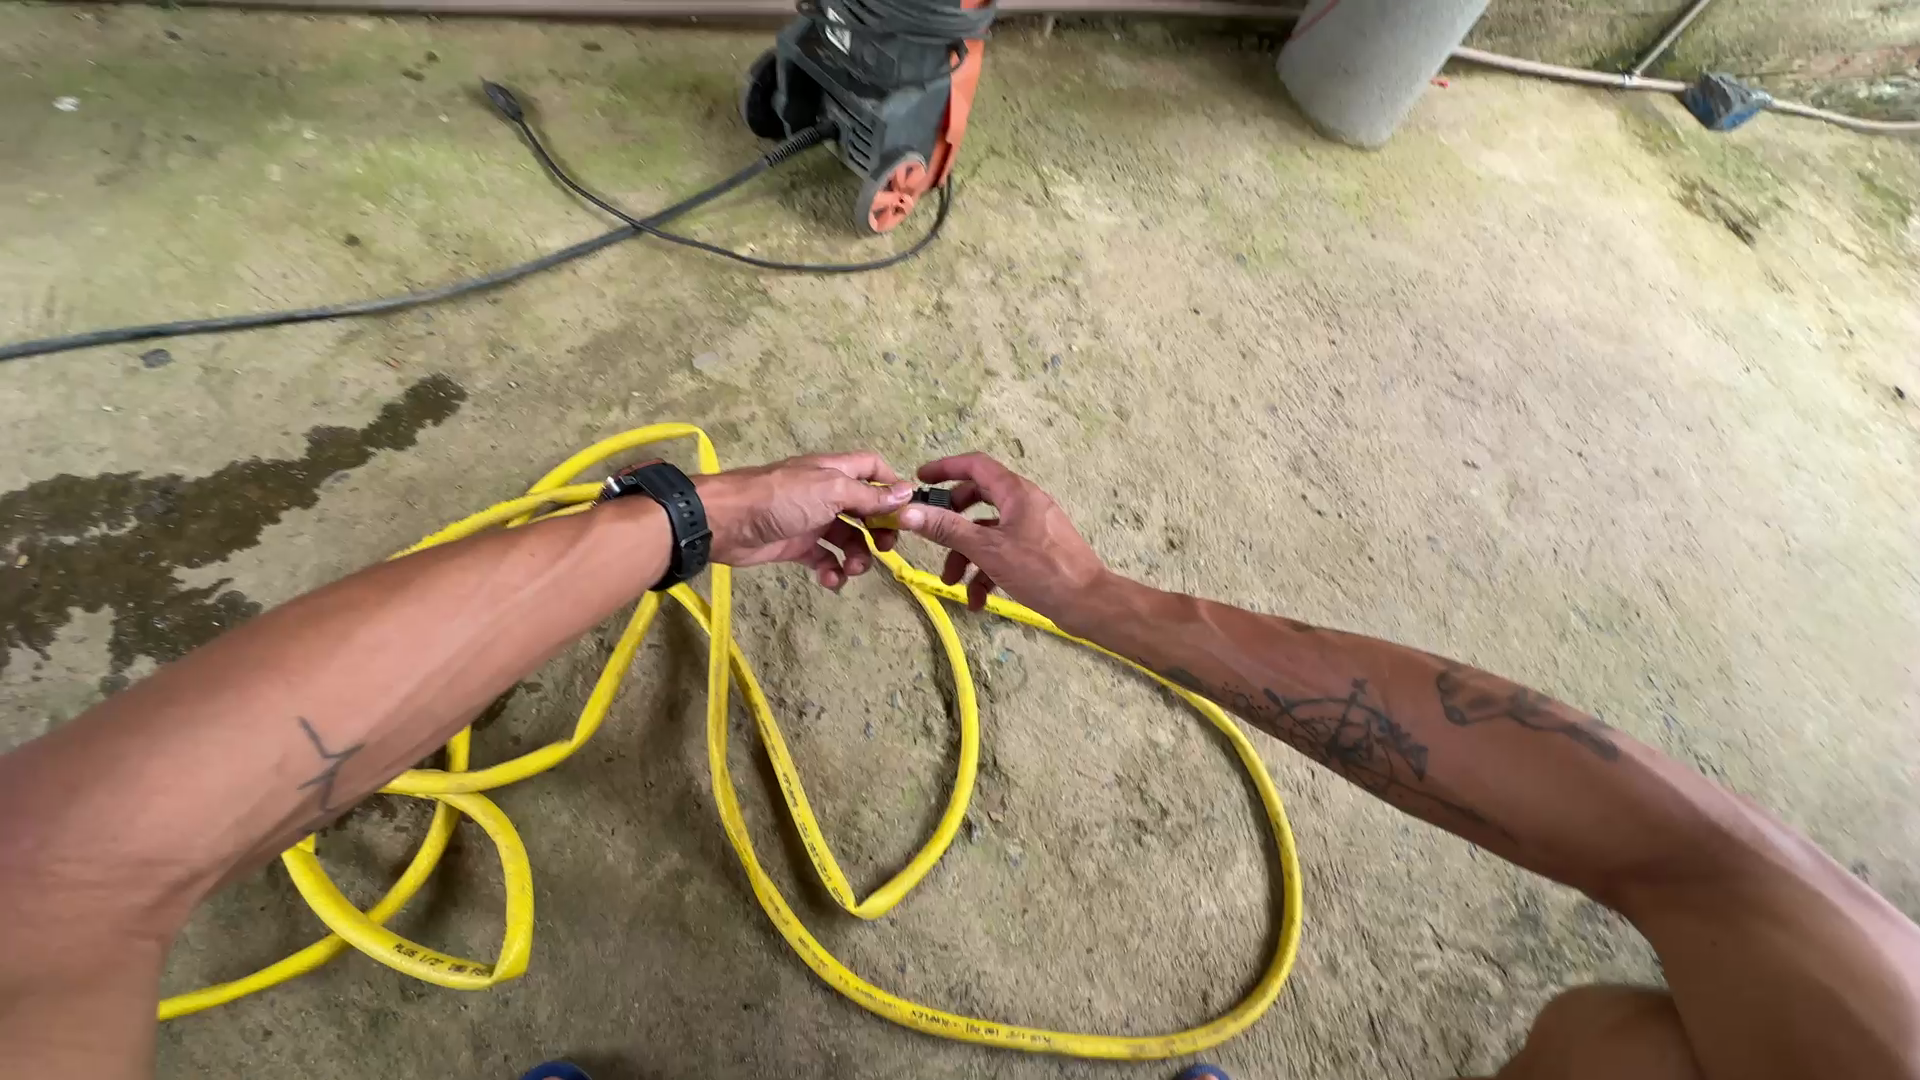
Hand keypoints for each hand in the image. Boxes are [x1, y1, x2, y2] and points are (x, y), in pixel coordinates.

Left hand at [695, 452, 913, 588]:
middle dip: (880, 530)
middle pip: (866, 509)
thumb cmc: (782, 498)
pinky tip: (829, 579)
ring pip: (849, 539)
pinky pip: (825, 560)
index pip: (872, 468)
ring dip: (857, 556)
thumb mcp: (831, 490)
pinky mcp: (797, 546)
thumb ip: (869, 495)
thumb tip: (907, 493)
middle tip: (886, 547)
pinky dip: (832, 571)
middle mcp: (827, 494)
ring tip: (852, 569)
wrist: (727, 522)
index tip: (906, 510)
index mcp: (835, 471)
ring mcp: (812, 521)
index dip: (891, 485)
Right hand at [895, 453, 1109, 618]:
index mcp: (1016, 492)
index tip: (920, 479)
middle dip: (952, 522)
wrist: (1088, 603)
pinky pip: (1003, 553)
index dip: (945, 468)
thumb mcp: (987, 549)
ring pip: (988, 533)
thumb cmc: (1041, 570)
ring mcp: (1032, 528)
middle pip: (978, 500)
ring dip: (966, 556)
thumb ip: (947, 530)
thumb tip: (908, 512)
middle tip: (933, 534)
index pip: (975, 465)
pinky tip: (978, 601)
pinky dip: (986, 572)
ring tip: (952, 583)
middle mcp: (1024, 503)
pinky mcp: (1037, 551)